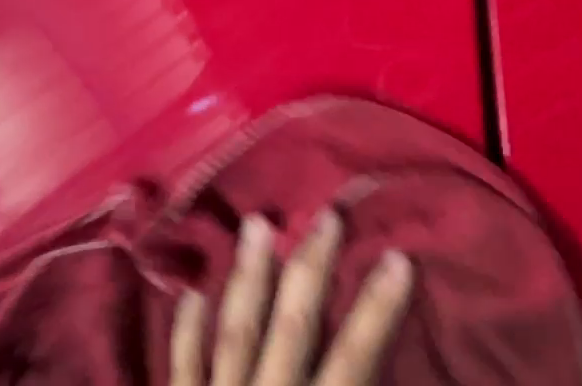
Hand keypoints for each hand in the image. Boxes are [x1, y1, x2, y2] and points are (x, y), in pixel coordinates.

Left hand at [171, 213, 413, 385]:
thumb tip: (386, 366)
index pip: (354, 358)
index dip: (377, 308)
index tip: (399, 257)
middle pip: (293, 326)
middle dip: (310, 268)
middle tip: (327, 214)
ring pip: (236, 330)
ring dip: (249, 275)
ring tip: (257, 222)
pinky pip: (183, 366)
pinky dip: (187, 330)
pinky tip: (192, 293)